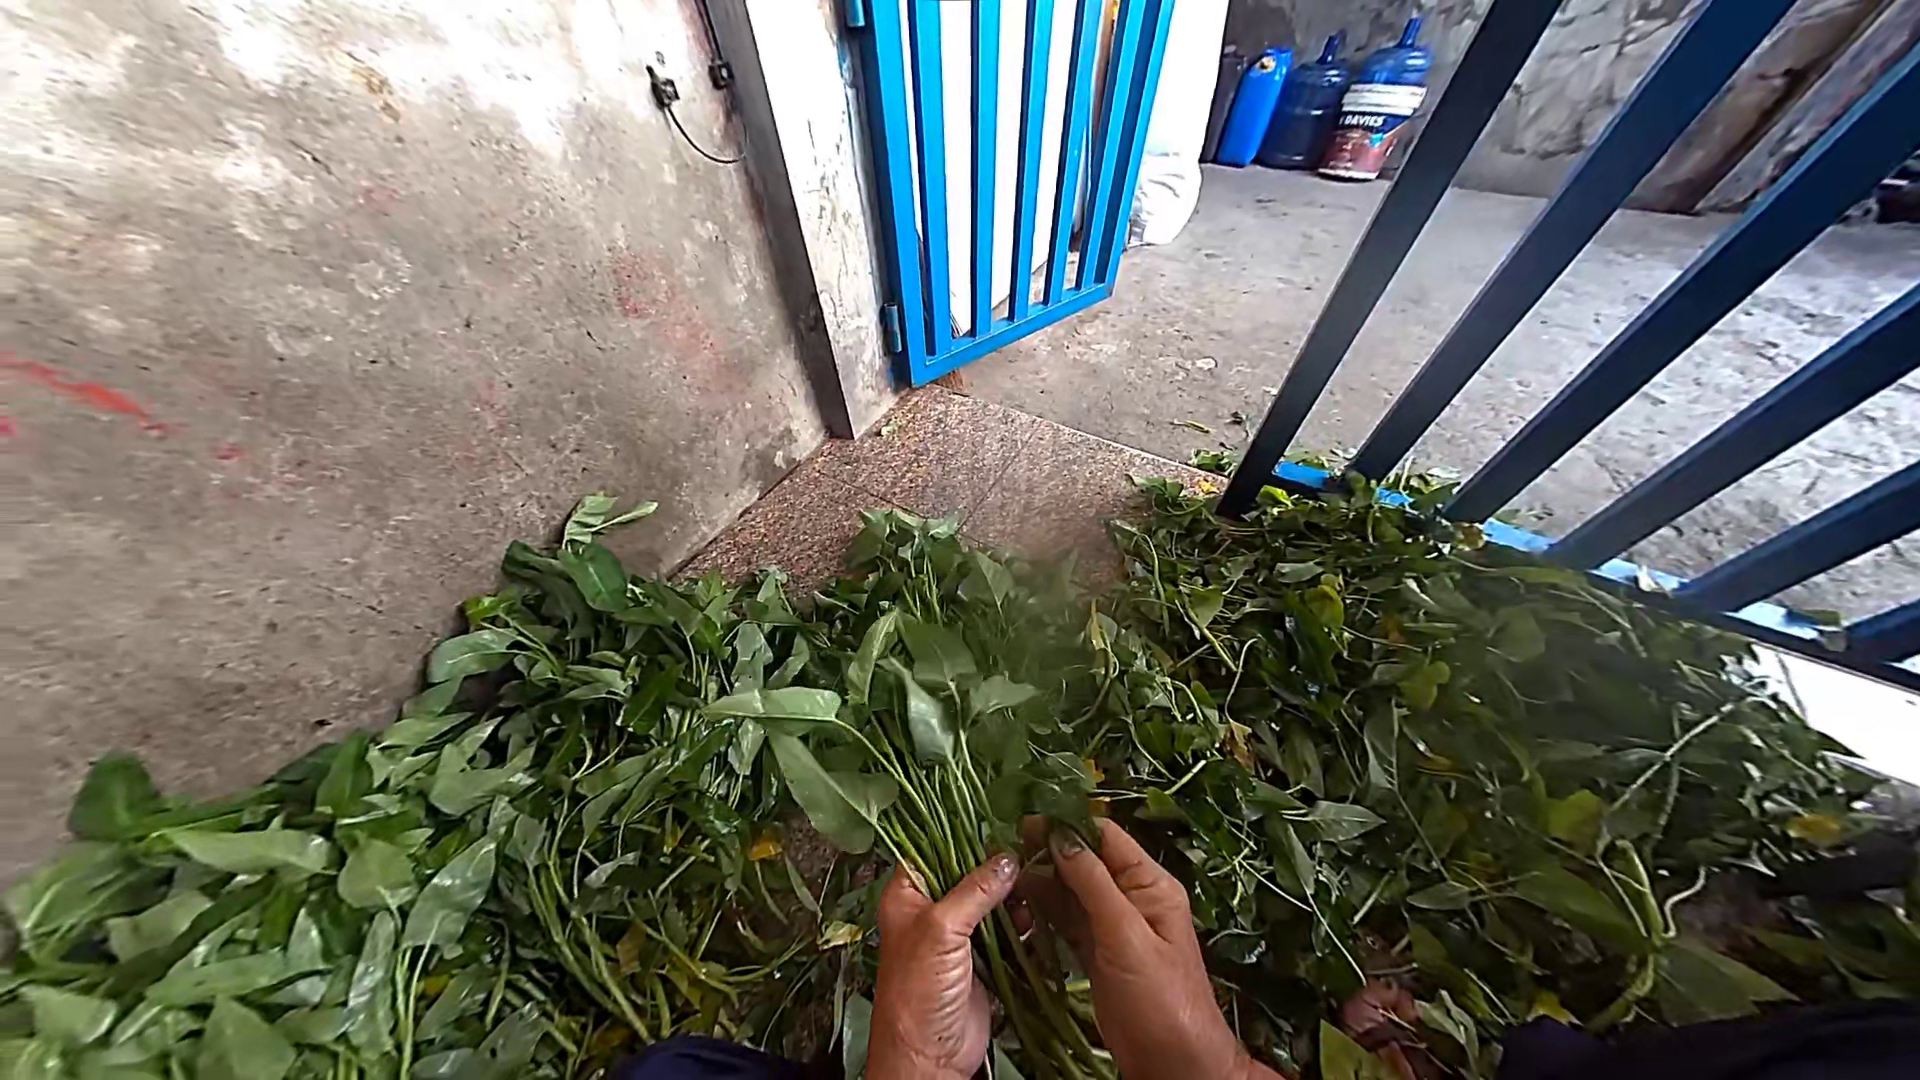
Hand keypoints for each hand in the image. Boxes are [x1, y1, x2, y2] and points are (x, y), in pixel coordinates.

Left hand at [867, 854, 1019, 1079]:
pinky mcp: (980, 955)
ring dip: (1009, 895)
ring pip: (987, 898)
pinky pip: (1002, 927)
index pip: (931, 846)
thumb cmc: (918, 991)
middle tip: (1021, 856)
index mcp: (908, 892)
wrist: (930, 1062)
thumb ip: (975, 890)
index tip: (993, 821)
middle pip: (965, 871)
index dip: (959, 833)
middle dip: (993, 866)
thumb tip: (1008, 858)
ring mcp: (956, 931)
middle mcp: (931, 906)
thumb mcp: (942, 929)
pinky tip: (1030, 917)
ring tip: (1028, 891)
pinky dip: (1018, 921)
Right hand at [1019, 819, 1279, 1079]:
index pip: (1105, 836)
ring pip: (1071, 888)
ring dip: (1042, 879)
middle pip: (1084, 859)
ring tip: (1007, 871)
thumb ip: (1093, 882)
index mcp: (1148, 883)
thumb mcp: (1127, 935)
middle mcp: (1129, 895)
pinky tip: (1019, 902)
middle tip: (1009, 845)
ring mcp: (1112, 923)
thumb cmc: (1160, 1000)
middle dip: (1049, 850)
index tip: (1030, 822)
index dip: (1068, 825)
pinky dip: (1045, 909)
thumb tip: (1060, 836)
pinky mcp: (1096, 948)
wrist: (1175, 1070)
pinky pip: (1067, 917)